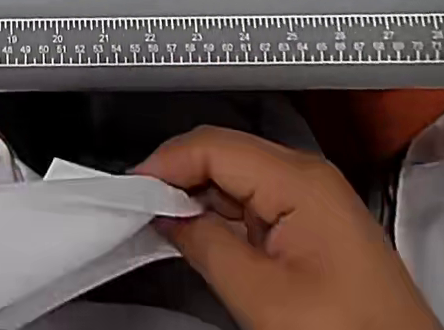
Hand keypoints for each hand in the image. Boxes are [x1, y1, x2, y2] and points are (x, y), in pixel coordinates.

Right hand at [135, 126, 439, 329]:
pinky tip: (200, 235)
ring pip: (233, 176)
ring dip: (197, 197)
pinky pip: (252, 201)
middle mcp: (305, 175)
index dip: (165, 164)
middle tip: (141, 206)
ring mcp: (311, 198)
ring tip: (163, 223)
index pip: (211, 146)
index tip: (132, 189)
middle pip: (222, 154)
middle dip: (178, 177)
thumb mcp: (262, 297)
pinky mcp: (311, 223)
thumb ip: (204, 243)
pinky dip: (220, 215)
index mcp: (298, 179)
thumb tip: (164, 214)